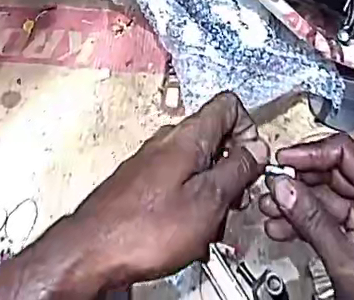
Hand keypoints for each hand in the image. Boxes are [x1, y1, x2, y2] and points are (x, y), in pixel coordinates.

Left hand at [53, 91, 267, 289]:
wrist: (95, 248)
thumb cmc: (145, 228)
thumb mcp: (208, 201)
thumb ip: (237, 169)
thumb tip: (257, 147)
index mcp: (189, 135)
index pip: (229, 105)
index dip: (248, 131)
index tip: (252, 164)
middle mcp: (171, 139)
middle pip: (217, 136)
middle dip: (233, 169)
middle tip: (233, 203)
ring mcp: (156, 158)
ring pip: (200, 163)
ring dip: (213, 192)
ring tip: (209, 226)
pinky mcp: (145, 180)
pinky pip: (181, 181)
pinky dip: (193, 202)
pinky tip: (189, 232)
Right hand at [259, 133, 353, 299]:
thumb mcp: (351, 266)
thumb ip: (314, 223)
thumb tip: (284, 187)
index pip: (346, 154)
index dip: (310, 153)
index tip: (283, 160)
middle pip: (334, 175)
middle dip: (298, 181)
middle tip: (271, 186)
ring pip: (328, 200)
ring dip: (297, 205)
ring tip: (270, 210)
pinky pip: (331, 223)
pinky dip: (306, 225)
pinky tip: (282, 229)